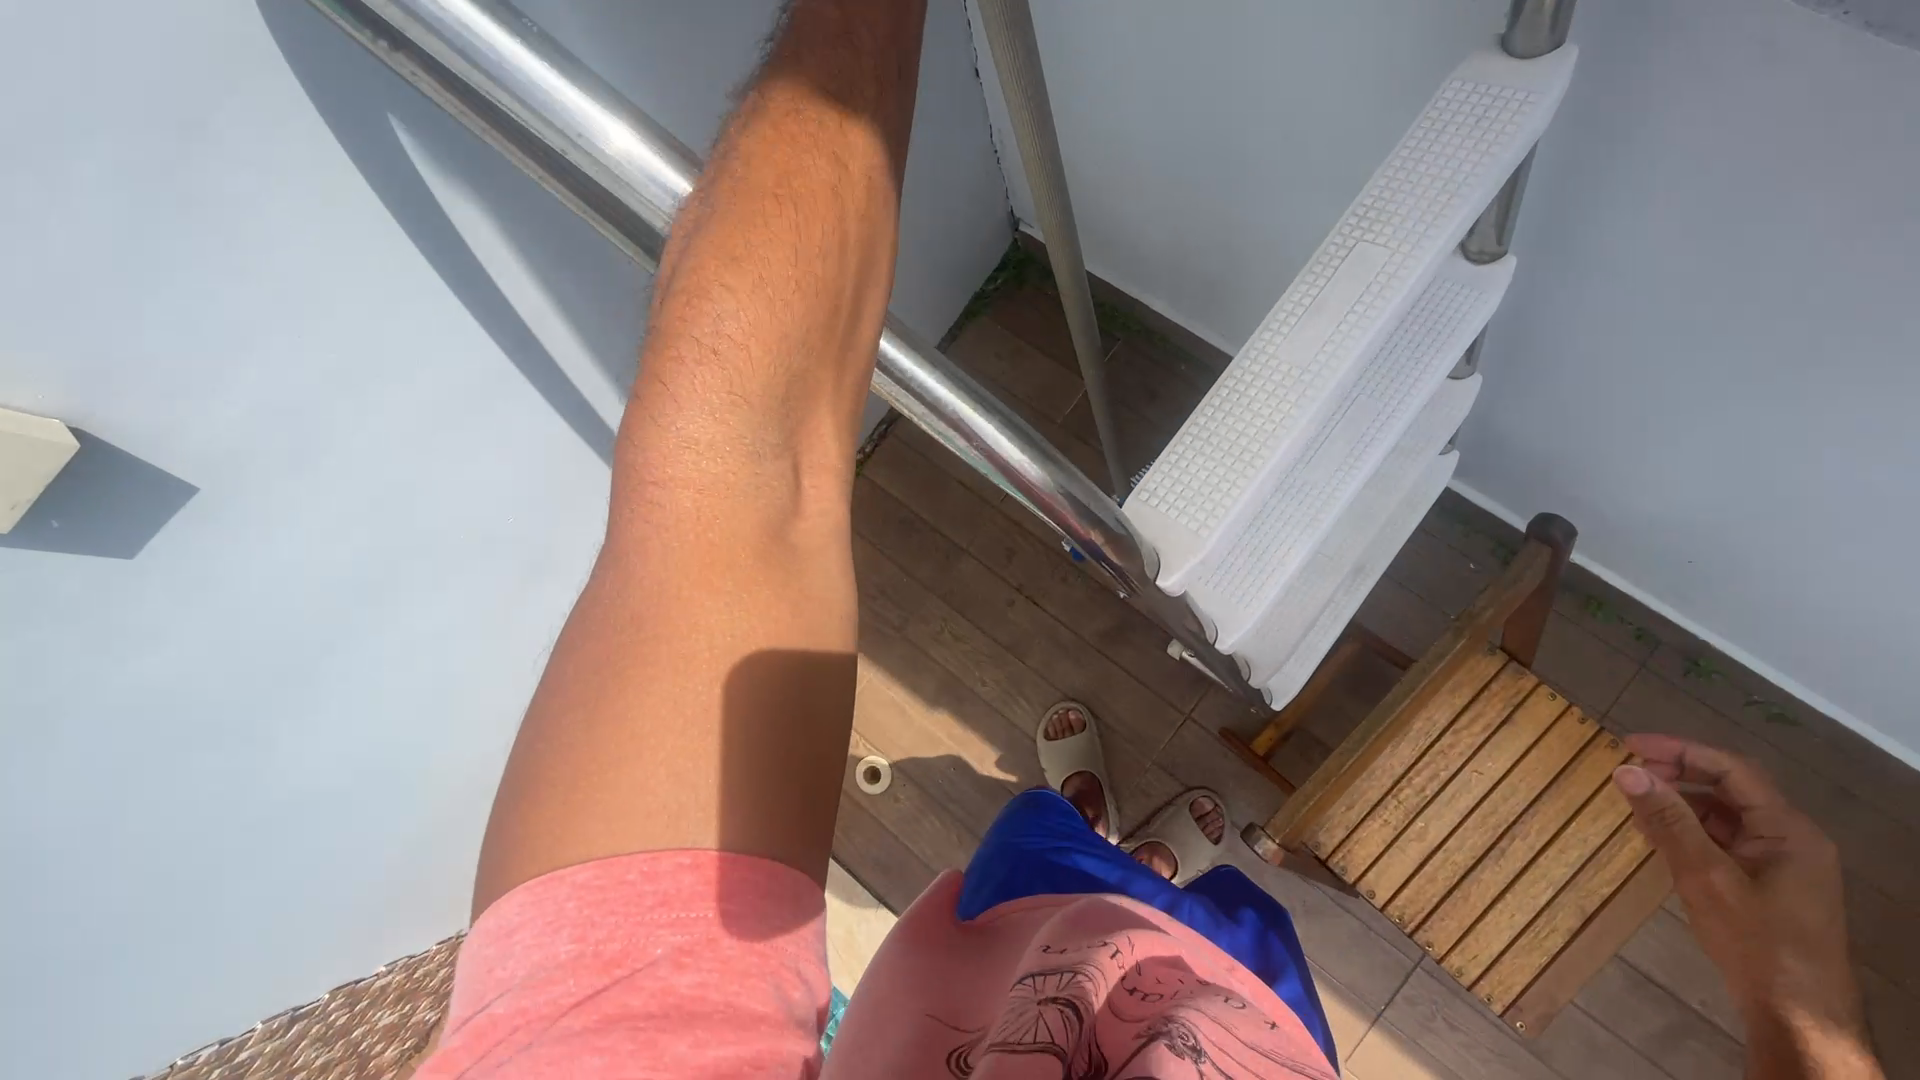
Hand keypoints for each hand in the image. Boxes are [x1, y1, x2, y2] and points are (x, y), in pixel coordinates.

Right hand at [1612, 734, 1880, 1078]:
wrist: (1795, 1013)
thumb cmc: (1756, 940)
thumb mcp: (1704, 875)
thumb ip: (1667, 820)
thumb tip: (1627, 770)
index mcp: (1789, 830)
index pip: (1731, 769)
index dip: (1678, 750)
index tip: (1627, 746)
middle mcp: (1790, 838)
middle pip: (1729, 788)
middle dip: (1676, 774)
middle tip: (1626, 772)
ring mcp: (1780, 862)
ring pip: (1723, 814)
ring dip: (1678, 802)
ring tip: (1633, 803)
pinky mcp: (1766, 883)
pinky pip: (1722, 839)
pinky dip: (1687, 829)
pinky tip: (1655, 836)